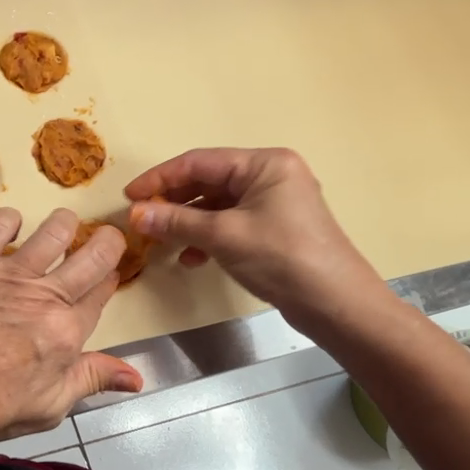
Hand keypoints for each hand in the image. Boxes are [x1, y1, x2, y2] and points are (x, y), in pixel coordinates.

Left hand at [0, 208, 143, 447]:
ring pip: (54, 230)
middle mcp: (47, 296)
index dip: (111, 278)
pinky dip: (9, 220)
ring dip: (65, 223)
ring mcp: (11, 275)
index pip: (102, 292)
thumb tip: (136, 377)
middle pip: (94, 255)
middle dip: (108, 241)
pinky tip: (12, 227)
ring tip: (64, 225)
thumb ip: (92, 380)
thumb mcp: (52, 405)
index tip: (111, 272)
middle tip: (105, 236)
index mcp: (69, 331)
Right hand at [125, 148, 389, 332]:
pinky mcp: (275, 228)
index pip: (198, 162)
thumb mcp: (222, 236)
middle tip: (141, 218)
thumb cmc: (283, 259)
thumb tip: (133, 215)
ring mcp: (275, 202)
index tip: (129, 196)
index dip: (159, 178)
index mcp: (264, 164)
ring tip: (161, 239)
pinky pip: (229, 222)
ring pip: (215, 204)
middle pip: (206, 181)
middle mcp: (271, 175)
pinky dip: (206, 236)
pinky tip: (191, 258)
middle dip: (172, 201)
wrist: (340, 308)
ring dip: (186, 221)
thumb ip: (175, 221)